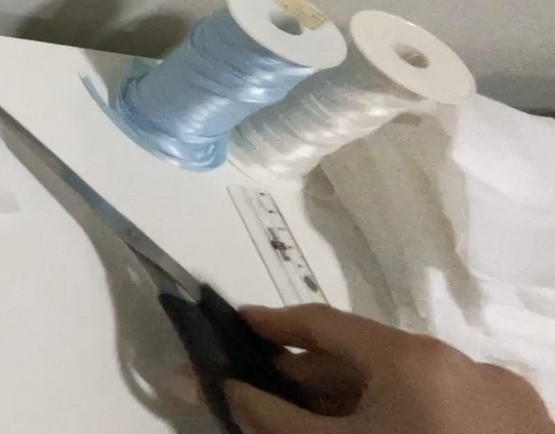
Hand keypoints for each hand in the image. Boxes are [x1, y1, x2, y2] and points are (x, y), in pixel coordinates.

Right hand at [199, 305, 552, 433]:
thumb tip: (221, 387)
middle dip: (314, 372)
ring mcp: (508, 401)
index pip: (324, 321)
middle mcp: (465, 364)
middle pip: (365, 353)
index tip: (237, 324)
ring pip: (406, 382)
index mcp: (415, 355)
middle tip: (272, 389)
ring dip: (356, 396)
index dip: (274, 323)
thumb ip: (269, 413)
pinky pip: (444, 406)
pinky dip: (402, 414)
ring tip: (318, 417)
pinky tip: (372, 430)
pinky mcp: (529, 431)